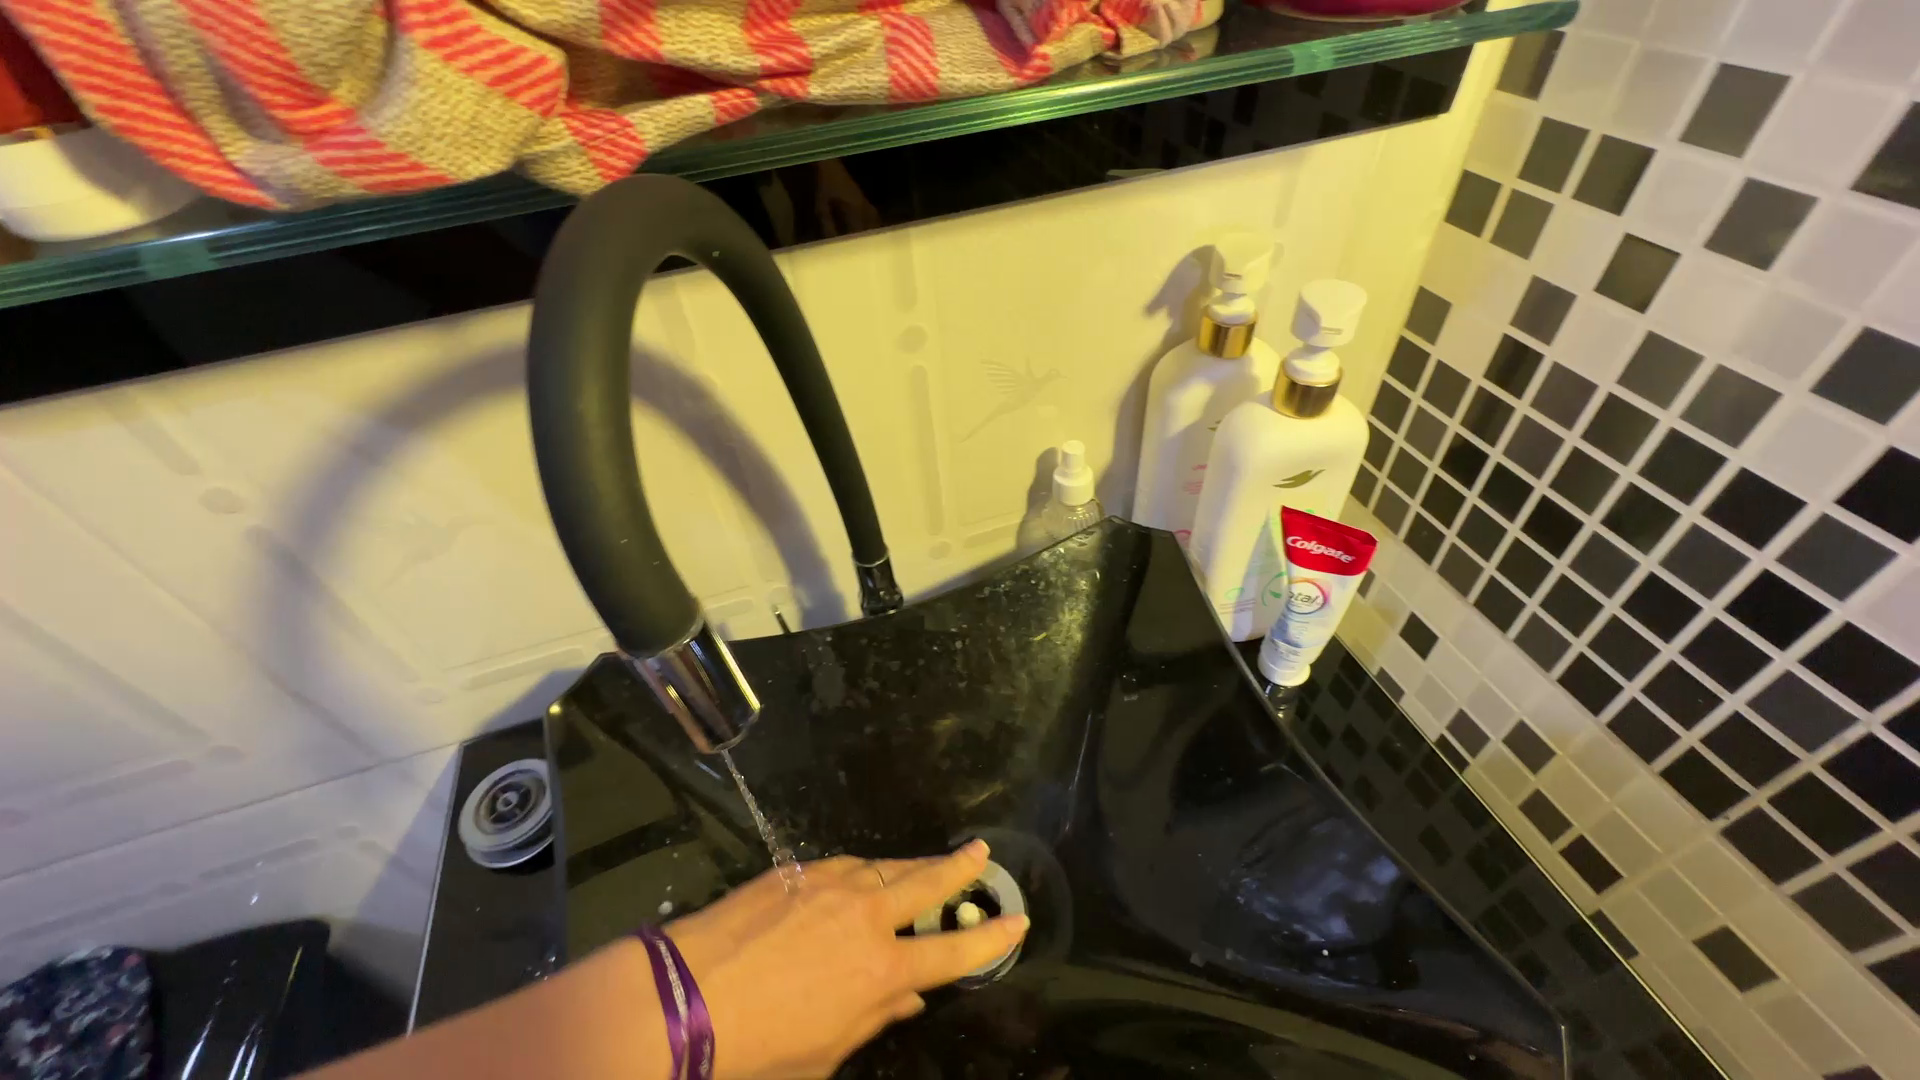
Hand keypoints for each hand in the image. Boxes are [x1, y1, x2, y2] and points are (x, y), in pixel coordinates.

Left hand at [666, 840, 1028, 1079]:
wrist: (687, 995)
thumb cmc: (760, 1046)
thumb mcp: (825, 1052)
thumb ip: (876, 1016)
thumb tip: (912, 994)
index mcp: (881, 970)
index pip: (953, 953)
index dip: (990, 938)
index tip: (1017, 920)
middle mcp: (867, 917)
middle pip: (927, 884)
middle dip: (959, 868)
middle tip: (982, 852)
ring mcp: (834, 885)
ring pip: (888, 867)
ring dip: (914, 864)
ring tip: (932, 860)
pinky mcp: (800, 870)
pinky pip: (847, 864)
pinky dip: (867, 868)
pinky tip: (867, 871)